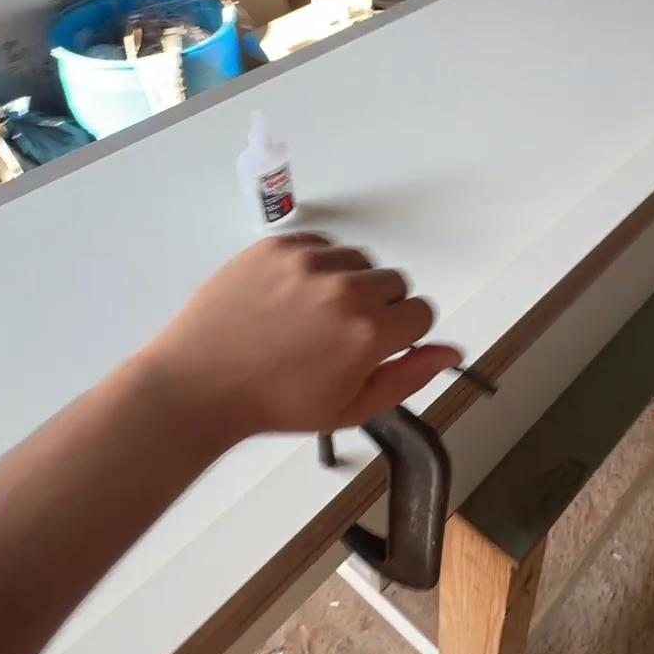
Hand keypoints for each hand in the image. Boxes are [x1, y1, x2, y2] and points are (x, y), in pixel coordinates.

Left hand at [133, 234, 460, 441]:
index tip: (373, 347)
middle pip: (394, 282)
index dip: (400, 334)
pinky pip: (322, 245)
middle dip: (378, 307)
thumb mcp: (350, 407)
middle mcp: (345, 290)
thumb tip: (452, 350)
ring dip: (349, 282)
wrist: (200, 383)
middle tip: (338, 334)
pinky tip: (291, 296)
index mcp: (368, 334)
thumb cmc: (275, 404)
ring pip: (360, 260)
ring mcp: (309, 263)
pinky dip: (317, 266)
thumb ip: (409, 377)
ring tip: (312, 314)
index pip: (421, 313)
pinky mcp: (278, 246)